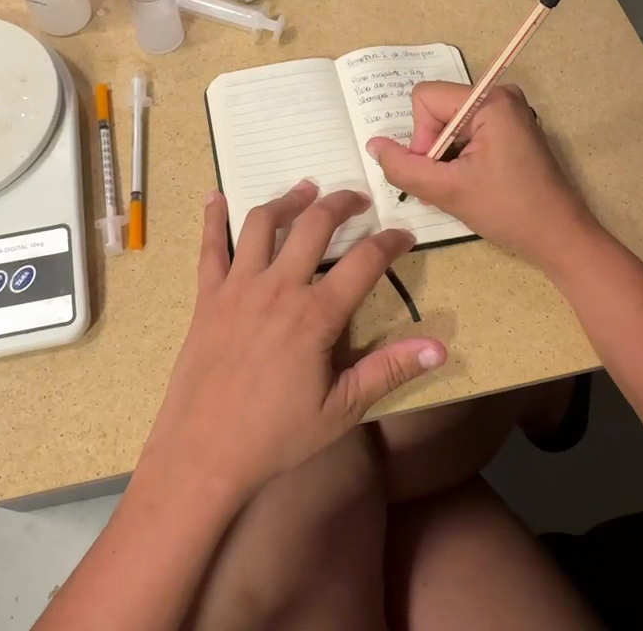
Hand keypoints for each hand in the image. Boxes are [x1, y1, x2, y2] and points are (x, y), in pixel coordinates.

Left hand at [136, 182, 447, 506]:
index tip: (404, 234)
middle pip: (313, 226)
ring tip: (306, 189)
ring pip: (262, 224)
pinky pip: (210, 247)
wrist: (202, 453)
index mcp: (315, 315)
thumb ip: (389, 371)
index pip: (364, 262)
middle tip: (358, 198)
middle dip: (341, 204)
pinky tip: (216, 198)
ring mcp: (237, 288)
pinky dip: (213, 218)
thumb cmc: (275, 436)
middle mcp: (277, 288)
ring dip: (287, 200)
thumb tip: (439, 347)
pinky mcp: (207, 297)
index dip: (390, 242)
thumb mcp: (342, 410)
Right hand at [365, 82, 600, 270]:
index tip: (439, 169)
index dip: (419, 136)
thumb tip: (373, 144)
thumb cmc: (509, 211)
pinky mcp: (510, 129)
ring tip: (463, 186)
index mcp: (489, 100)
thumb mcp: (447, 191)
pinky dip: (459, 157)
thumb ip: (403, 167)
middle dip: (432, 148)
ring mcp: (507, 112)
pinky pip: (466, 132)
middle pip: (436, 109)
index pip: (425, 99)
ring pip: (448, 124)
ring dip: (445, 156)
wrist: (560, 237)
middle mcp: (500, 95)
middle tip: (450, 182)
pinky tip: (474, 182)